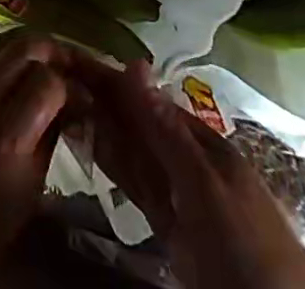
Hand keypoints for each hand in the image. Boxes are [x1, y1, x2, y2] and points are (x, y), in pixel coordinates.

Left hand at [0, 0, 78, 286]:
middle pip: (30, 52)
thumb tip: (81, 94)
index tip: (85, 101)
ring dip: (32, 42)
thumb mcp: (34, 180)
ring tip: (49, 56)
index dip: (73, 89)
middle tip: (70, 72)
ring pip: (5, 40)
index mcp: (6, 137)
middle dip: (57, 56)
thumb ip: (56, 128)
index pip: (51, 86)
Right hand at [75, 59, 304, 288]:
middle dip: (104, 102)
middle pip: (140, 125)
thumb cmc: (245, 243)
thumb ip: (166, 132)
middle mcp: (188, 161)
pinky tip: (94, 151)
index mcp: (202, 143)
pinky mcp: (172, 226)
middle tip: (58, 81)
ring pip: (135, 153)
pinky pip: (138, 185)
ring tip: (66, 106)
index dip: (114, 82)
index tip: (75, 62)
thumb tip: (134, 66)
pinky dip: (115, 166)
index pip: (149, 102)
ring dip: (105, 130)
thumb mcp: (205, 186)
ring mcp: (180, 195)